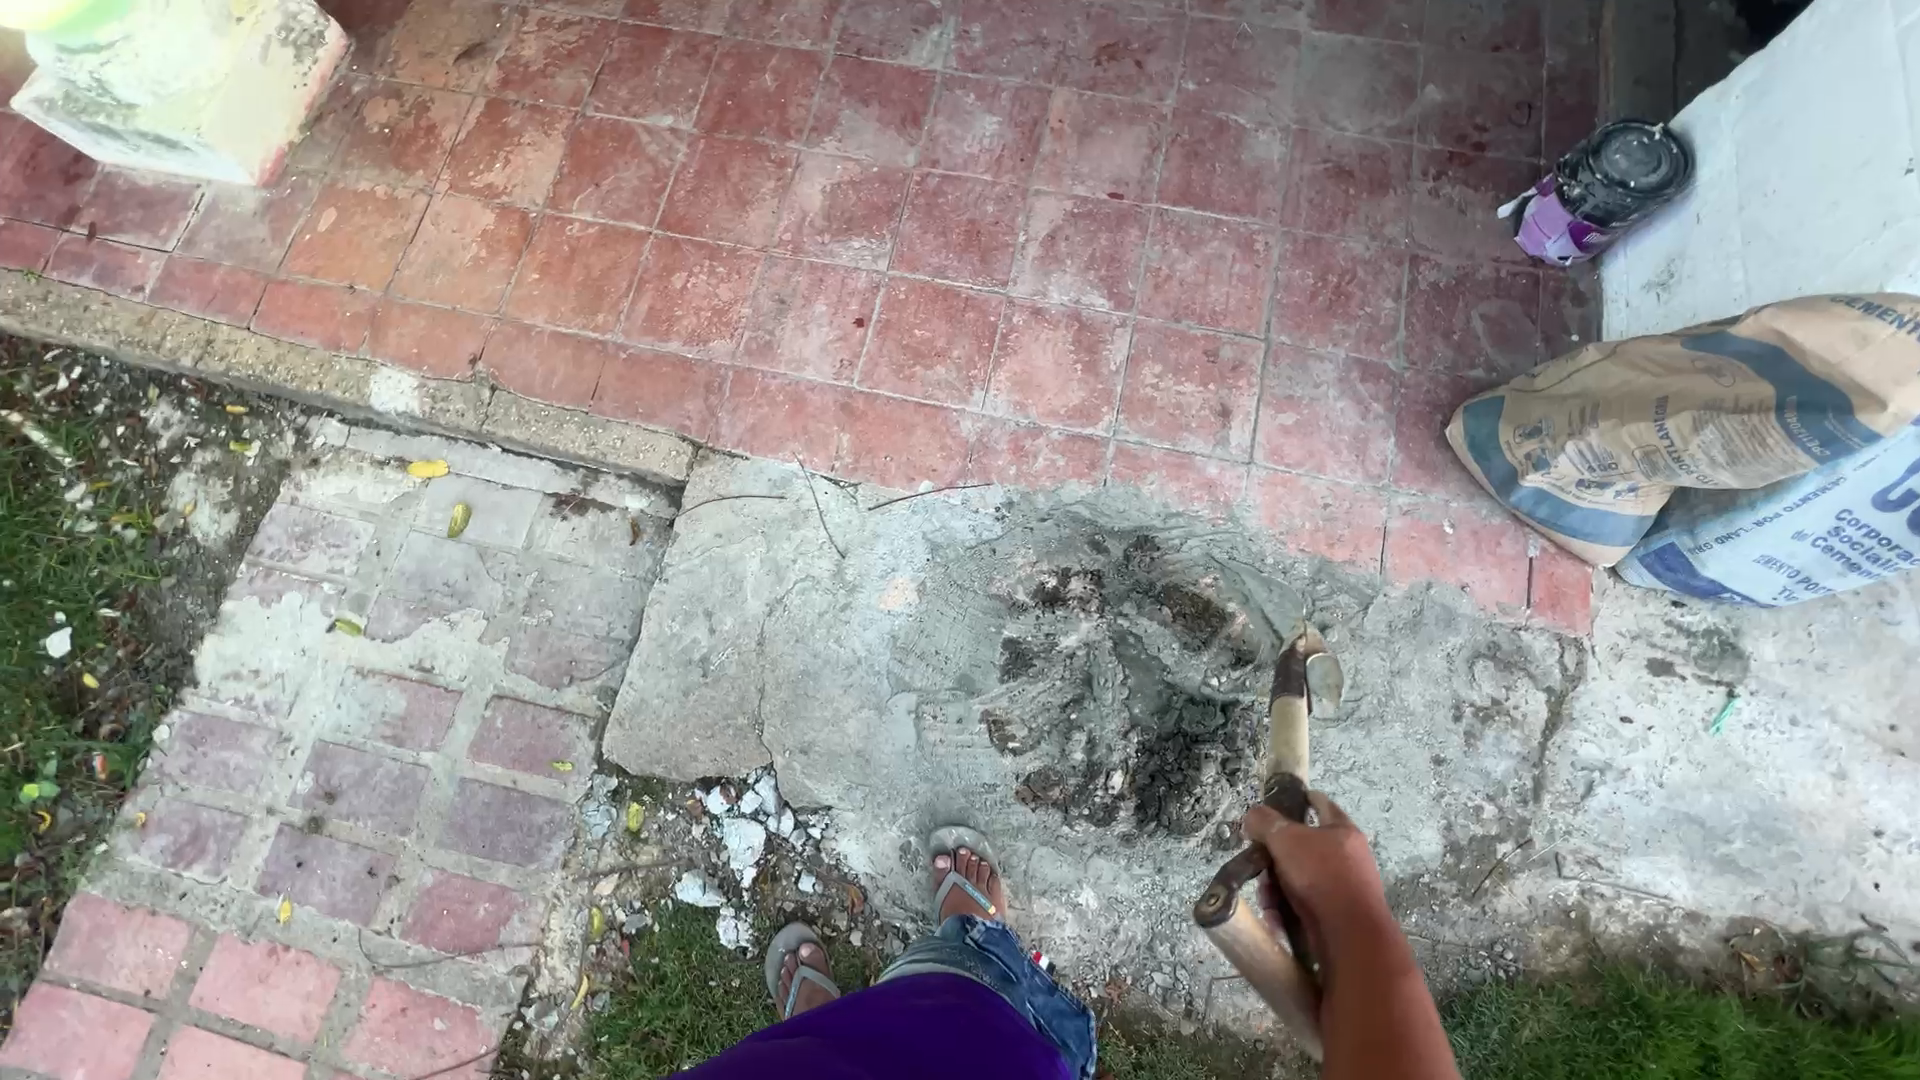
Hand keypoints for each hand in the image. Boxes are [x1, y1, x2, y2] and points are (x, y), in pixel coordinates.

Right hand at [1242, 792, 1402, 978]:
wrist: (1351, 937)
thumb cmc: (1321, 875)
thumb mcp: (1285, 838)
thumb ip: (1263, 821)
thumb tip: (1251, 818)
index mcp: (1342, 832)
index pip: (1321, 804)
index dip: (1302, 798)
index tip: (1284, 800)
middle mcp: (1347, 858)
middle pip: (1300, 847)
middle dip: (1274, 858)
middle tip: (1261, 865)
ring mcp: (1343, 889)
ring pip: (1297, 879)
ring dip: (1275, 889)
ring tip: (1267, 900)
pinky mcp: (1335, 917)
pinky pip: (1302, 906)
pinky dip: (1286, 911)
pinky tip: (1275, 919)